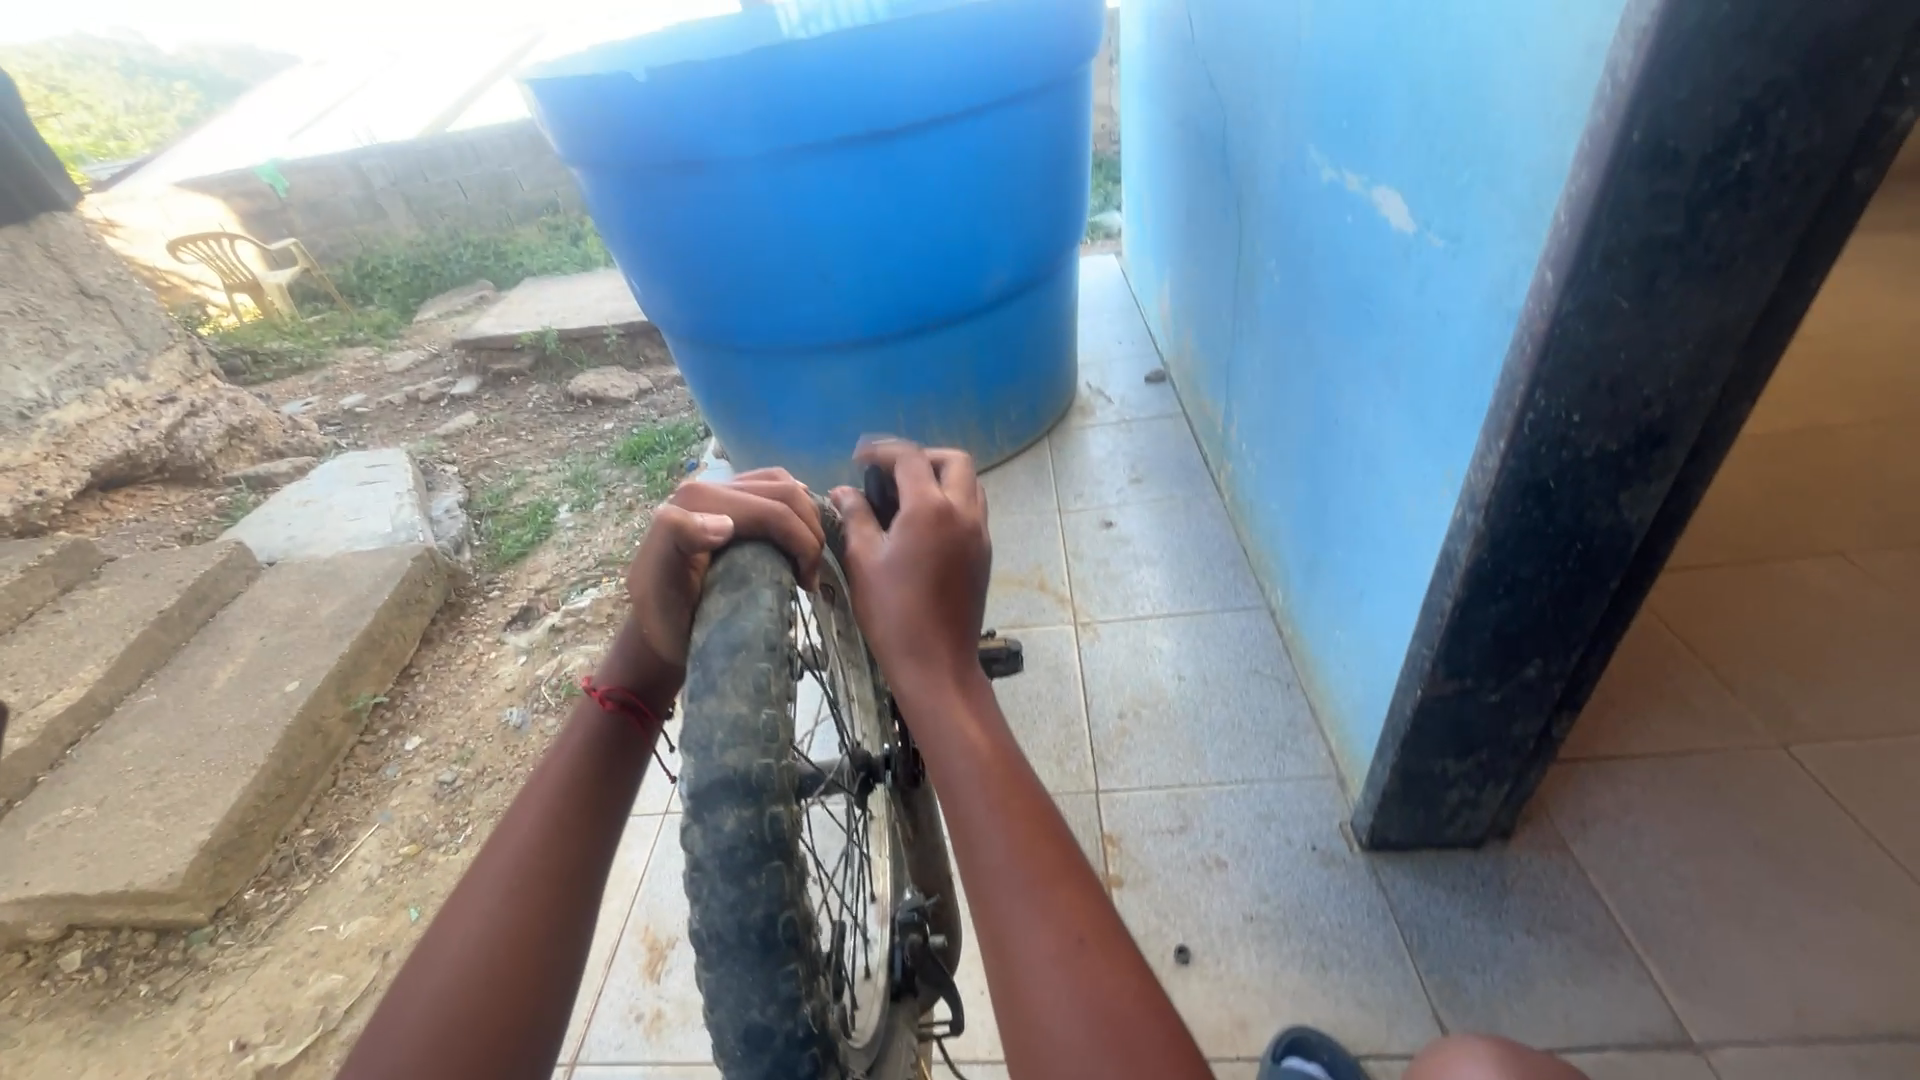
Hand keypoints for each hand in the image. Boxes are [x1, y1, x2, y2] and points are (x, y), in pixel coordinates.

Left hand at [623, 467, 824, 672]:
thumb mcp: (658, 584)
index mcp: (695, 503)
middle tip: (810, 578)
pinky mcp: (735, 496)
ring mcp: (724, 489)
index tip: (804, 585)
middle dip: (810, 534)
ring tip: (806, 561)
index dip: (801, 542)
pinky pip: (779, 488)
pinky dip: (798, 509)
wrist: (662, 624)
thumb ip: (674, 539)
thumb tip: (724, 524)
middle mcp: (709, 488)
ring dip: (808, 522)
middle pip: (785, 494)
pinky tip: (799, 536)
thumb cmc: (665, 616)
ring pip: (787, 487)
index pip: (771, 510)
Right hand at [831, 439, 991, 697]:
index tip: (860, 458)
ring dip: (941, 477)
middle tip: (890, 473)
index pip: (910, 458)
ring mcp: (979, 533)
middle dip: (921, 457)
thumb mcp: (864, 560)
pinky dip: (952, 501)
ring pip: (970, 483)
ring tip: (907, 495)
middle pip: (952, 460)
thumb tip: (842, 491)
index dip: (882, 451)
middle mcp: (964, 512)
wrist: (936, 662)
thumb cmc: (892, 612)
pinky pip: (974, 509)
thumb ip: (855, 517)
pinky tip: (925, 523)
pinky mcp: (984, 553)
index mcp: (931, 509)